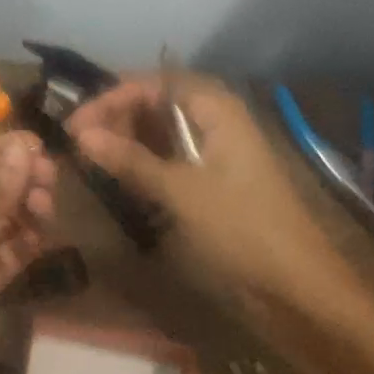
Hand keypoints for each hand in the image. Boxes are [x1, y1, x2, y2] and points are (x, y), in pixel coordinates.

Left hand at [0, 130, 59, 373]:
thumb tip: (26, 151)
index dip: (7, 149)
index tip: (43, 145)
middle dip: (23, 177)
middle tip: (49, 179)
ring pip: (9, 216)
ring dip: (30, 206)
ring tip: (45, 207)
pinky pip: (13, 251)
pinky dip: (30, 240)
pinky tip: (42, 235)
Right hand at [70, 76, 347, 307]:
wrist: (298, 290)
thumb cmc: (242, 229)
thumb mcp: (181, 192)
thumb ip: (130, 160)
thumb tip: (81, 135)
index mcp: (216, 109)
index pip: (155, 82)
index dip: (114, 97)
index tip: (76, 123)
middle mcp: (216, 121)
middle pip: (157, 103)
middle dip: (116, 117)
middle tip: (77, 142)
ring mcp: (215, 153)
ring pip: (161, 132)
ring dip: (126, 140)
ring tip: (88, 157)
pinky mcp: (212, 184)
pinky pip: (169, 160)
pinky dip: (142, 164)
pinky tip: (116, 176)